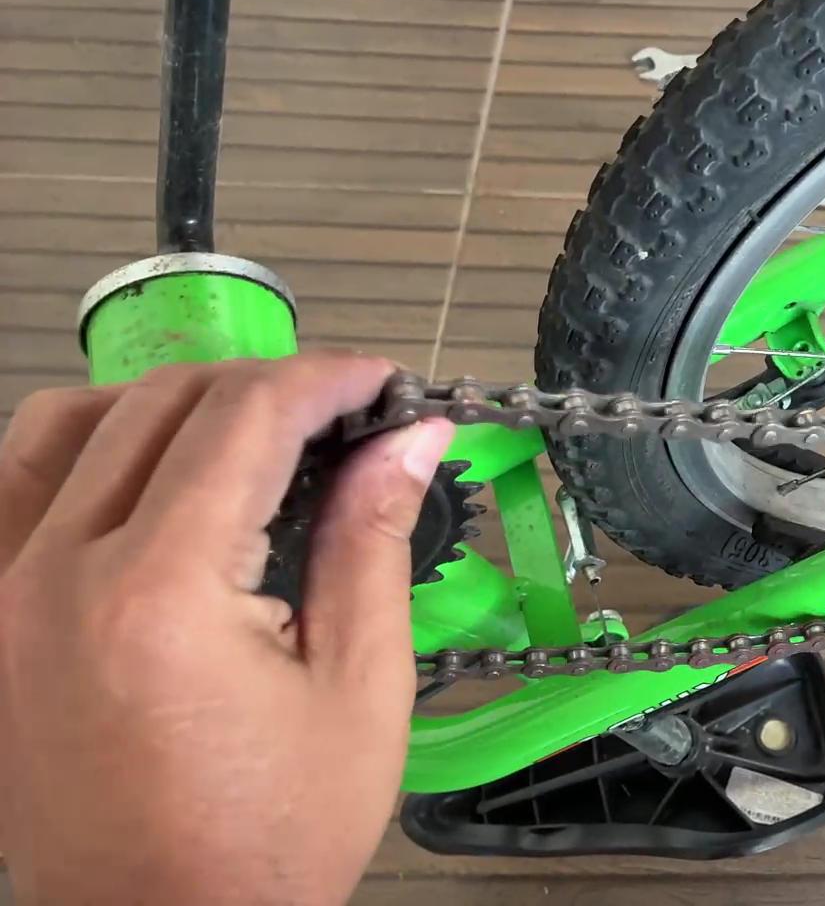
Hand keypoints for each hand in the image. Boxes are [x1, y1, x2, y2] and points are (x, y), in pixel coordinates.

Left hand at [0, 353, 452, 905]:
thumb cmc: (285, 816)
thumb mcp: (363, 674)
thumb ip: (372, 536)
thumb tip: (413, 438)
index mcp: (159, 594)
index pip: (244, 423)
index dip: (330, 380)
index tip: (393, 382)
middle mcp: (47, 579)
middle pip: (161, 406)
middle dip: (275, 381)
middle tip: (357, 407)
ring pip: (67, 423)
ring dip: (183, 398)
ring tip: (270, 423)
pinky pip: (12, 482)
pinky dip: (96, 439)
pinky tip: (167, 464)